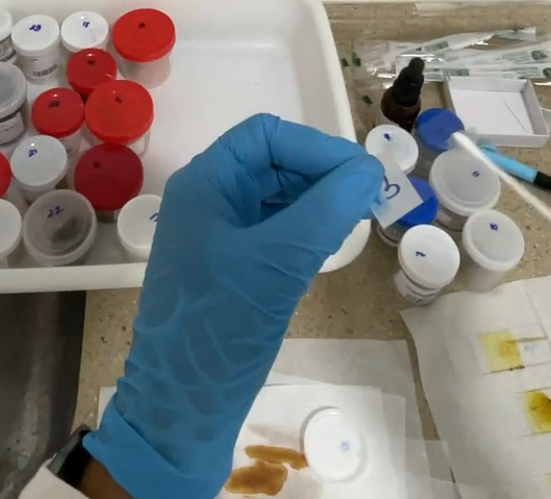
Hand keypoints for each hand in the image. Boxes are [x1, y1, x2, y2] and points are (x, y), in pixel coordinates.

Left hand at [83, 114, 383, 498]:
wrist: (180, 413)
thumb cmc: (221, 327)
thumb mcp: (278, 262)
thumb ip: (326, 210)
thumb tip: (369, 171)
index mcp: (205, 183)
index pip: (265, 136)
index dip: (314, 147)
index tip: (360, 174)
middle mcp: (208, 198)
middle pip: (271, 161)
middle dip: (319, 173)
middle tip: (368, 197)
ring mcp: (217, 233)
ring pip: (274, 195)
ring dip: (315, 200)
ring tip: (355, 217)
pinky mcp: (229, 265)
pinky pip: (272, 228)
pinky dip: (303, 228)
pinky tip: (329, 242)